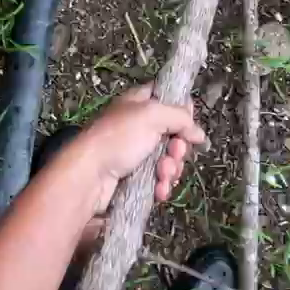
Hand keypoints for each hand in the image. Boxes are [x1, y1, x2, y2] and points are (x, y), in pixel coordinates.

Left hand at [60, 85, 207, 214]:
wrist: (90, 176)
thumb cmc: (119, 137)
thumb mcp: (152, 115)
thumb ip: (180, 118)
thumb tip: (199, 133)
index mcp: (138, 103)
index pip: (167, 98)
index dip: (181, 111)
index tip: (188, 123)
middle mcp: (138, 126)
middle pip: (172, 134)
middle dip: (178, 148)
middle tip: (175, 154)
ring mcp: (136, 153)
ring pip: (167, 160)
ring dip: (171, 169)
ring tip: (162, 175)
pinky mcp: (134, 179)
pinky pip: (158, 180)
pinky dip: (162, 185)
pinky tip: (159, 191)